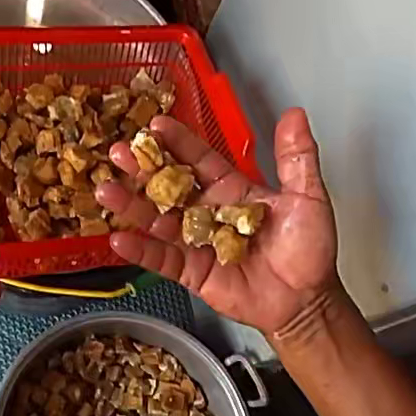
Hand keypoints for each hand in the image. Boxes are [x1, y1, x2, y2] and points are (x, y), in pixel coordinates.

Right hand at [94, 109, 337, 336]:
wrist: (305, 298)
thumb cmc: (307, 250)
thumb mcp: (308, 198)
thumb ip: (296, 159)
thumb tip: (294, 116)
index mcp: (229, 191)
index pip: (198, 161)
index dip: (178, 143)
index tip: (156, 126)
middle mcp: (204, 213)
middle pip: (167, 187)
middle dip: (141, 168)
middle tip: (119, 152)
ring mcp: (191, 242)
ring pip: (155, 220)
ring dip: (129, 206)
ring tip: (106, 191)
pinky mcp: (186, 270)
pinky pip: (158, 259)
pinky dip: (139, 251)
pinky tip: (119, 239)